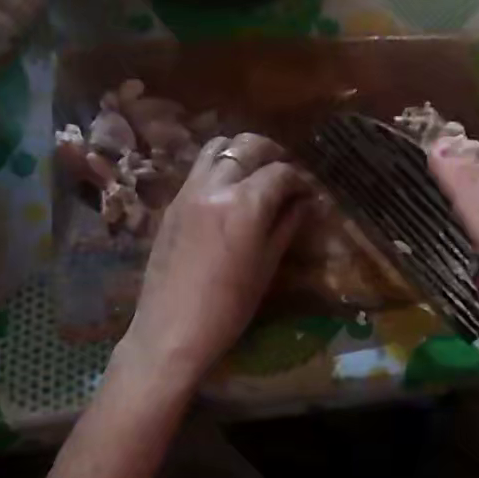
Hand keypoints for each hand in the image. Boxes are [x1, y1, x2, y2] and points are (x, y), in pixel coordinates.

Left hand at [119, 134, 309, 386]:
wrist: (170, 331)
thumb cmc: (227, 308)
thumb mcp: (266, 267)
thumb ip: (287, 227)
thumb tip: (305, 203)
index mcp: (245, 203)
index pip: (281, 171)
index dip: (300, 179)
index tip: (308, 193)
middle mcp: (214, 186)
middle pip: (247, 145)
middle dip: (271, 153)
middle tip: (284, 173)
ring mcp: (187, 192)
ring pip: (216, 148)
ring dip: (239, 153)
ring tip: (253, 175)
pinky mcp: (171, 205)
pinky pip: (197, 170)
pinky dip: (217, 168)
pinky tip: (227, 193)